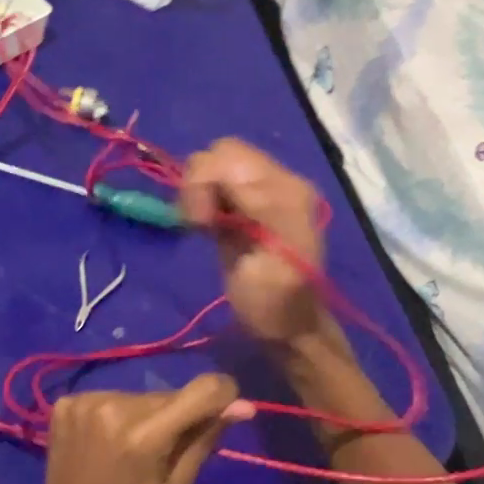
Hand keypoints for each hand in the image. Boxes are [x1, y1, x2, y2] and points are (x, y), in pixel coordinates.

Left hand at [33, 374, 254, 483]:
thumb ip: (205, 440)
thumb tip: (243, 406)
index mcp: (145, 435)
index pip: (202, 390)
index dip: (222, 394)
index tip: (227, 407)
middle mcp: (114, 407)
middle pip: (167, 395)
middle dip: (176, 415)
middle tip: (164, 449)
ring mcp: (85, 401)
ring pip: (138, 397)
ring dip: (144, 415)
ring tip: (130, 449)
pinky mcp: (66, 402)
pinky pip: (109, 398)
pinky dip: (115, 415)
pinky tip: (105, 442)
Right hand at [179, 138, 333, 344]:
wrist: (284, 328)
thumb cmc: (277, 304)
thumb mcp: (276, 265)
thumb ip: (262, 212)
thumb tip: (225, 175)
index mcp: (286, 190)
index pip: (229, 156)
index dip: (205, 184)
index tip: (203, 225)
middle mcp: (274, 183)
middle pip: (219, 154)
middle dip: (198, 185)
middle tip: (200, 225)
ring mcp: (256, 194)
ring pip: (211, 166)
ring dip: (196, 193)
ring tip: (202, 226)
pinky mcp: (238, 207)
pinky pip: (210, 184)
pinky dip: (198, 200)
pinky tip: (205, 226)